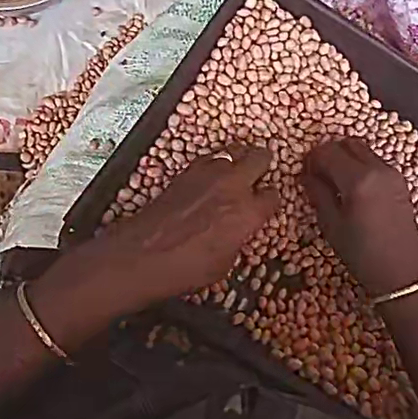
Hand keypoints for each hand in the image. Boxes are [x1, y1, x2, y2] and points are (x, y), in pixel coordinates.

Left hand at [38, 146, 280, 332]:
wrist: (144, 255)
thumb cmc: (185, 267)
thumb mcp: (224, 264)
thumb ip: (238, 238)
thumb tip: (237, 231)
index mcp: (248, 213)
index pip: (274, 195)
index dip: (271, 200)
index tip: (267, 204)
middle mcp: (233, 186)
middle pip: (260, 158)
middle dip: (263, 164)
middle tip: (261, 171)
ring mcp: (209, 174)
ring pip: (234, 151)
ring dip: (239, 158)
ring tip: (238, 167)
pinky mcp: (186, 171)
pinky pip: (210, 158)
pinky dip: (215, 163)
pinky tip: (212, 175)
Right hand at [301, 138, 417, 296]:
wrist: (402, 273)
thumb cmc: (362, 253)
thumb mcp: (332, 225)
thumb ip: (318, 193)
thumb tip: (307, 174)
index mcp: (358, 179)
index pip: (327, 152)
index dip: (312, 159)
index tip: (304, 173)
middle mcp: (378, 169)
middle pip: (347, 143)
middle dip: (329, 153)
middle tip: (317, 174)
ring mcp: (392, 173)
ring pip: (363, 150)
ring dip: (345, 157)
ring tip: (334, 183)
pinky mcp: (400, 182)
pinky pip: (374, 161)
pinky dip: (359, 166)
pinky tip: (352, 189)